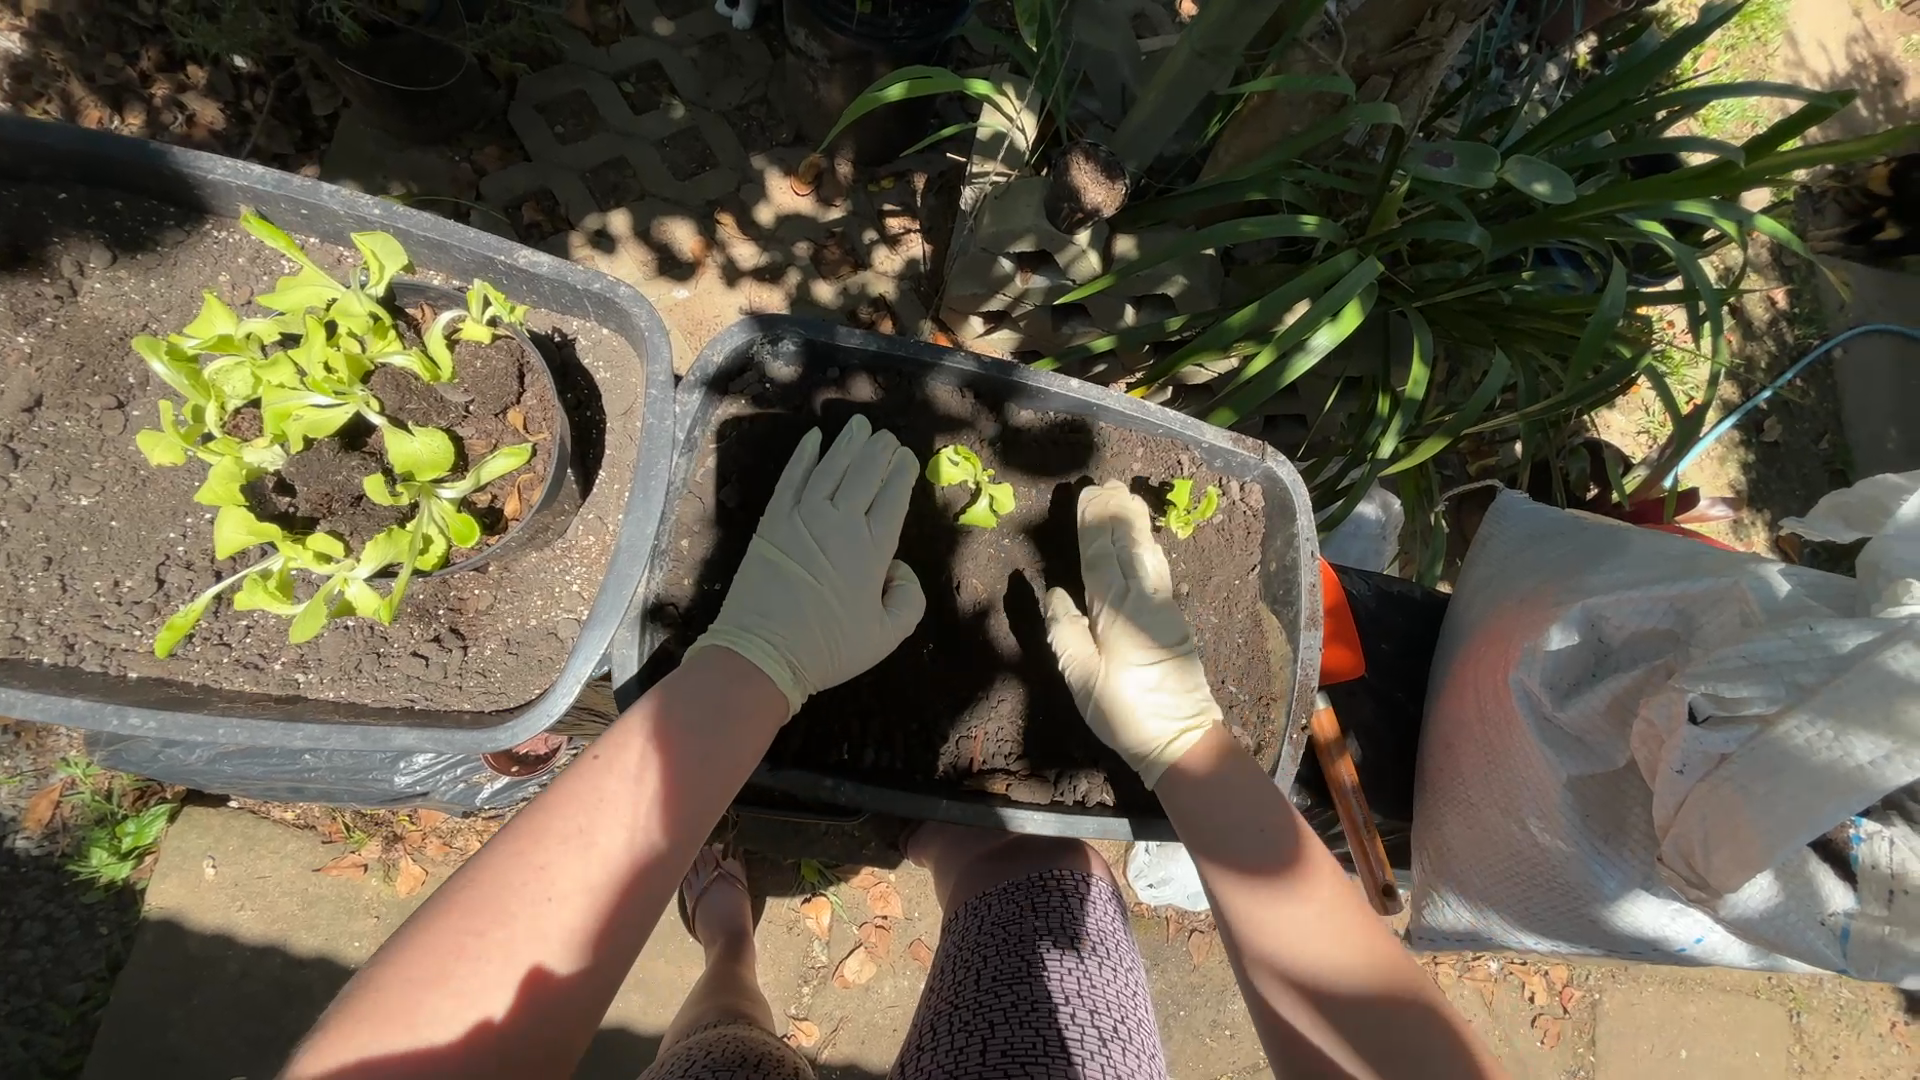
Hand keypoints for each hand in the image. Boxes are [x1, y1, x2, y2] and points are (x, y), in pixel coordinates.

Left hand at [686, 415, 926, 717]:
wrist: (762, 653)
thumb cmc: (829, 648)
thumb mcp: (887, 636)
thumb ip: (908, 598)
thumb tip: (899, 567)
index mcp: (872, 548)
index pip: (894, 496)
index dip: (902, 472)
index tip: (906, 456)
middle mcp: (840, 522)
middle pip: (865, 474)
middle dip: (879, 450)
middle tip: (887, 435)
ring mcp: (803, 516)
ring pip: (830, 468)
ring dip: (847, 444)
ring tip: (860, 425)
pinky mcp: (773, 520)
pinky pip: (792, 478)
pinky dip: (803, 456)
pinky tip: (813, 439)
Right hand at [1044, 481, 1221, 787]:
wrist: (1181, 738)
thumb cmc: (1122, 711)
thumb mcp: (1081, 677)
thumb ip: (1065, 631)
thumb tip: (1055, 592)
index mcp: (1116, 609)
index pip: (1100, 555)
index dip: (1092, 522)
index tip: (1087, 492)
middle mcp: (1143, 598)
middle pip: (1129, 545)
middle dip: (1117, 512)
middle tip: (1108, 483)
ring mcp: (1163, 607)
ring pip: (1148, 553)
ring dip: (1135, 522)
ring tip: (1126, 497)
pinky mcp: (1173, 619)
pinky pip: (1157, 569)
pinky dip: (1147, 545)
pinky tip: (1145, 540)